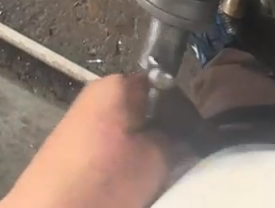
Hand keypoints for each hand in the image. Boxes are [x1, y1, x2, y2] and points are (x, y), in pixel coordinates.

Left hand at [0, 74, 184, 207]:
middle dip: (164, 137)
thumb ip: (177, 141)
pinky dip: (124, 166)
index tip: (198, 142)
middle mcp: (99, 94)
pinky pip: (113, 150)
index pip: (165, 87)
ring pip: (131, 134)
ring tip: (151, 181)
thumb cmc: (102, 181)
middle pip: (148, 111)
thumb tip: (188, 135)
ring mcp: (85, 120)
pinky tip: (127, 189)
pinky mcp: (75, 148)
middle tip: (176, 165)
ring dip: (145, 155)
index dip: (186, 114)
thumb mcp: (154, 161)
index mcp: (118, 84)